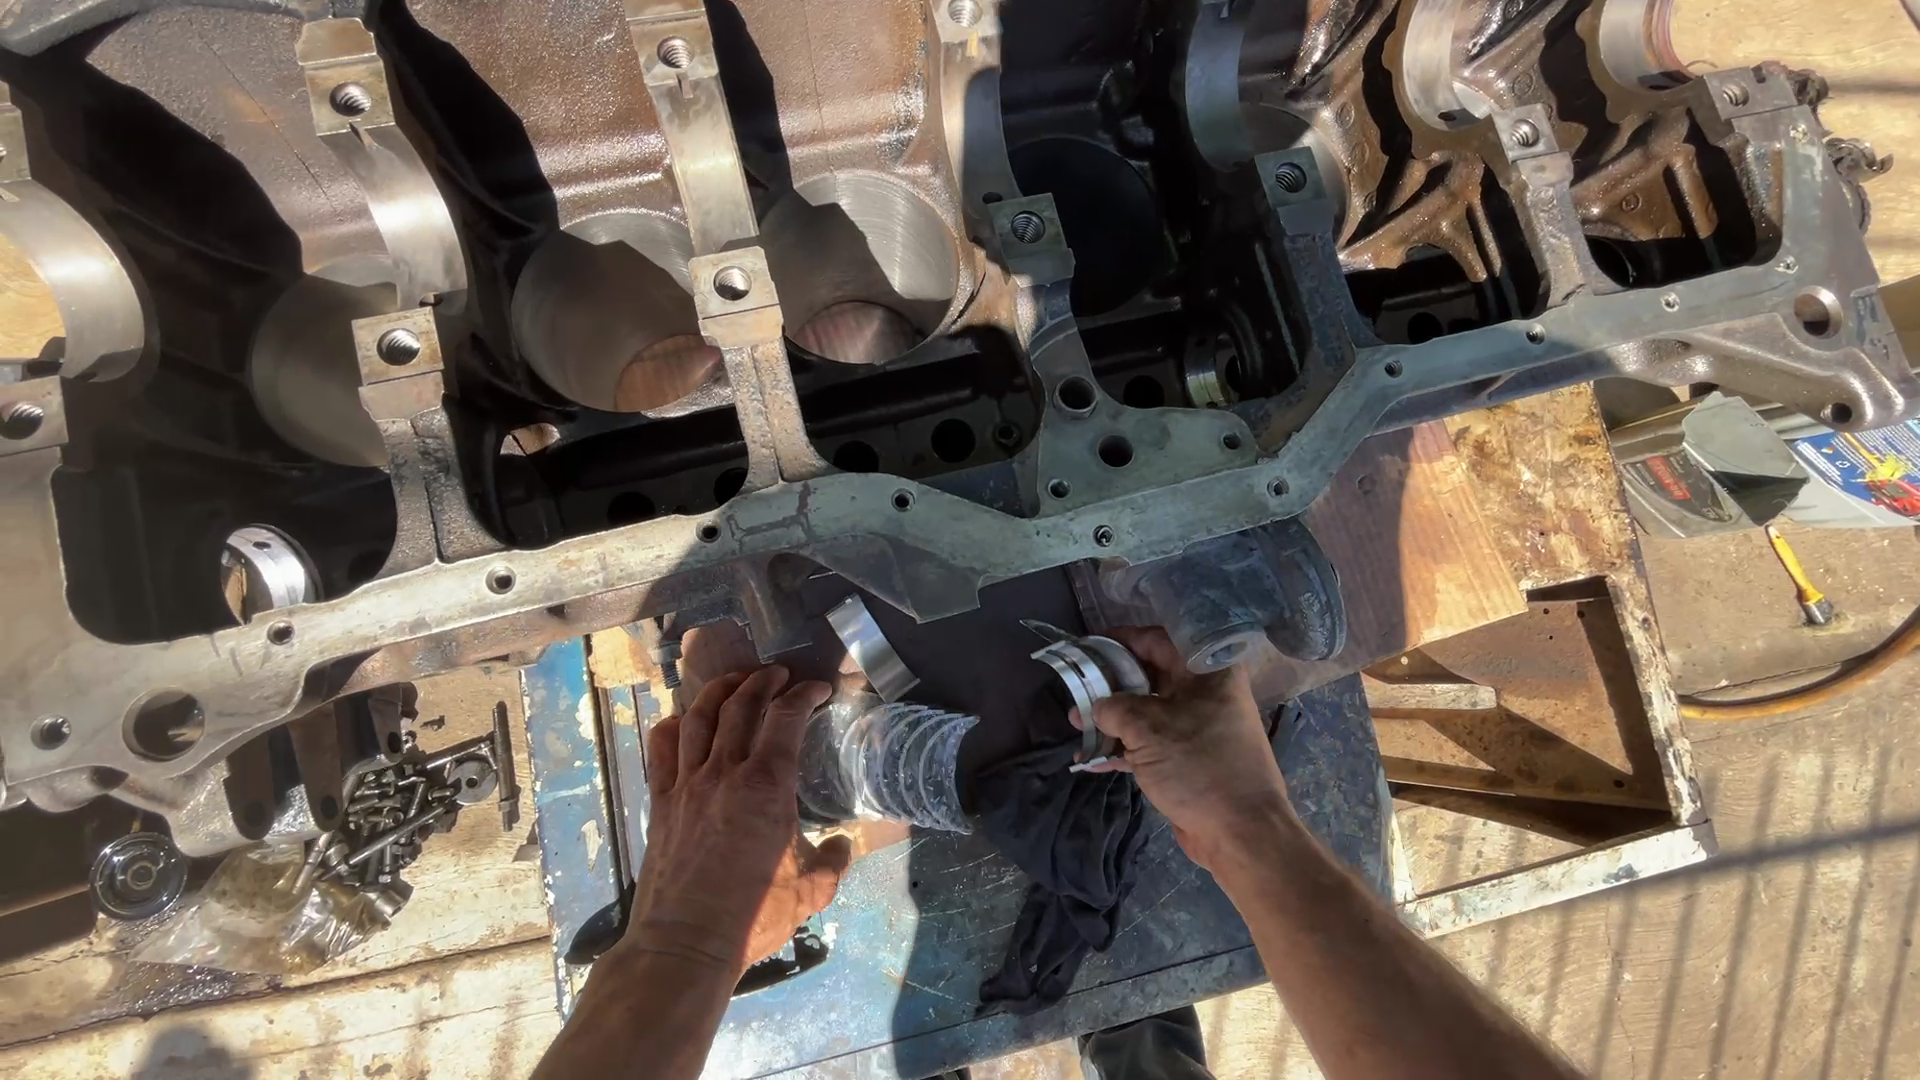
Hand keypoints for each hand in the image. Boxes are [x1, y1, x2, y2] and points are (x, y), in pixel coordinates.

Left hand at [616, 667, 852, 976]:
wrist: (684, 945)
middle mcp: (725, 772)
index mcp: (767, 785)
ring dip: (719, 691)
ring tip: (734, 682)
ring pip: (698, 717)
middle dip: (763, 681)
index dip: (804, 694)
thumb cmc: (754, 915)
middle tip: (778, 674)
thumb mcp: (811, 890)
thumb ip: (834, 860)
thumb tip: (842, 844)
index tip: (817, 689)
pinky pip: (661, 749)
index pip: (787, 717)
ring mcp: (687, 784)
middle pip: (741, 705)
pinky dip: (673, 724)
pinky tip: (683, 720)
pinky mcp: (660, 802)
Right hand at [1078, 627, 1296, 869]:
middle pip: (1148, 676)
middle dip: (1110, 684)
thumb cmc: (1198, 766)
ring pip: (1146, 711)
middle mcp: (1205, 693)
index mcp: (1206, 672)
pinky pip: (1150, 742)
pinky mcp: (1189, 759)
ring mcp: (1198, 727)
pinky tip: (1091, 758)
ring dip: (1112, 719)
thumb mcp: (1147, 729)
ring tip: (1076, 725)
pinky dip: (1123, 747)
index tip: (1088, 649)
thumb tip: (1091, 709)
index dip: (1119, 642)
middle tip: (1077, 688)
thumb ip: (1113, 709)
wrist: (1240, 835)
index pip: (1156, 641)